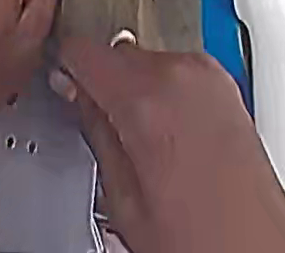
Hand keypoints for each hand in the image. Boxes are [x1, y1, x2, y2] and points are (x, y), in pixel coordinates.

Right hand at [54, 38, 284, 252]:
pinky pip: (176, 67)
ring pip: (146, 57)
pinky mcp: (224, 81)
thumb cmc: (204, 242)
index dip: (65, 64)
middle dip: (102, 81)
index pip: (84, 50)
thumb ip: (95, 131)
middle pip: (116, 52)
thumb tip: (77, 96)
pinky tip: (167, 133)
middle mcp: (179, 71)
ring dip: (134, 84)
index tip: (60, 77)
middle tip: (98, 121)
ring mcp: (206, 72)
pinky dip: (165, 87)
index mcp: (146, 98)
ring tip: (141, 139)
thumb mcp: (124, 199)